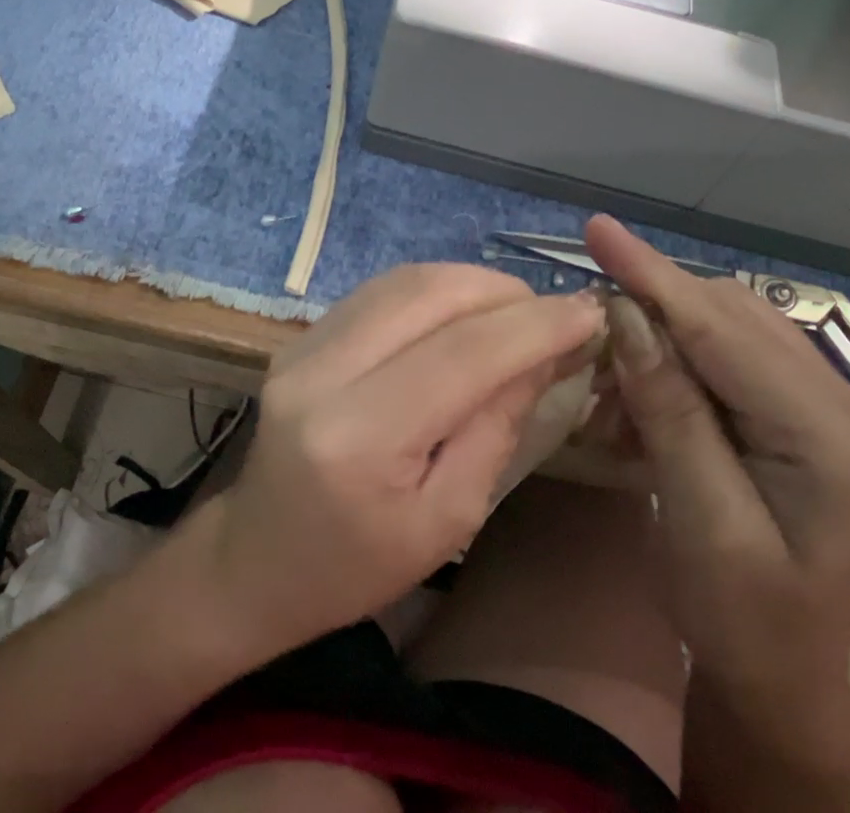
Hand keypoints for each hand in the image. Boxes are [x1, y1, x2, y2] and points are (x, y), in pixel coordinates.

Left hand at [204, 264, 605, 648]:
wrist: (257, 560)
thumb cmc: (358, 566)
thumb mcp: (448, 519)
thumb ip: (496, 429)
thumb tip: (545, 354)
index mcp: (357, 437)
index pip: (463, 353)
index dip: (536, 326)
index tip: (592, 313)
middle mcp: (320, 373)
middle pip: (431, 295)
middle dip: (508, 294)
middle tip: (557, 319)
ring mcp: (300, 348)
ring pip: (406, 281)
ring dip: (474, 286)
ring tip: (520, 316)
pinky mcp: (298, 339)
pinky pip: (381, 293)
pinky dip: (436, 293)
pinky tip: (466, 317)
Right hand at [583, 215, 849, 739]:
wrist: (777, 677)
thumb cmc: (740, 616)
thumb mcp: (699, 519)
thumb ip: (671, 412)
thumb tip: (628, 318)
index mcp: (829, 433)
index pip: (728, 332)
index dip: (657, 277)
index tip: (597, 229)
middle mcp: (838, 405)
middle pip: (733, 319)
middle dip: (653, 304)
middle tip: (582, 317)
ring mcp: (818, 411)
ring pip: (727, 333)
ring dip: (659, 336)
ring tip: (604, 369)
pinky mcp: (789, 421)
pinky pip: (724, 364)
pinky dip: (671, 366)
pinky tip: (634, 395)